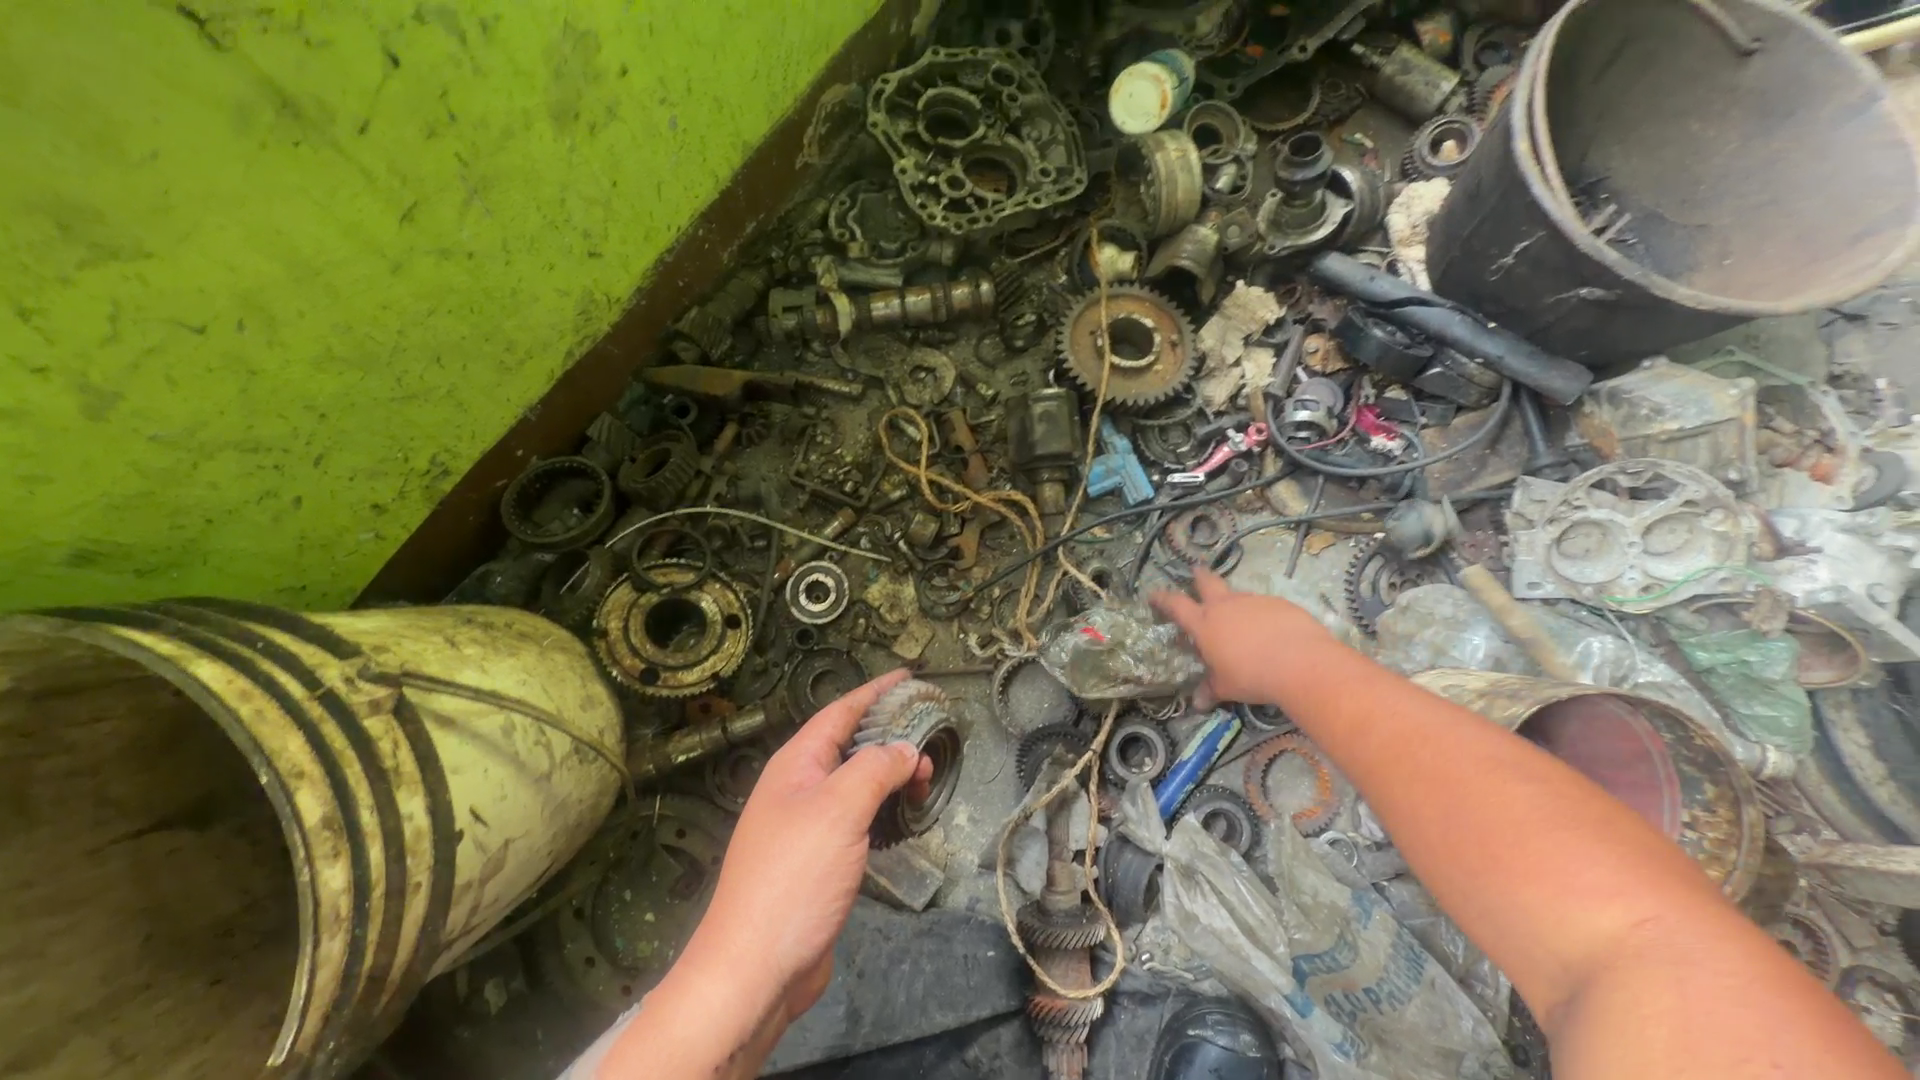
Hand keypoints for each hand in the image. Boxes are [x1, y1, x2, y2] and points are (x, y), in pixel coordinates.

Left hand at [682, 669, 932, 1020]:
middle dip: (890, 735)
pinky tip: (901, 819)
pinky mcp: (818, 862)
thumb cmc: (795, 877)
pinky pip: (856, 819)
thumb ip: (875, 770)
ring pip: (855, 784)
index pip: (839, 713)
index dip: (875, 692)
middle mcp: (797, 789)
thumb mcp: (839, 810)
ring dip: (890, 775)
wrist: (756, 967)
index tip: (910, 677)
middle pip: (849, 746)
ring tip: (926, 780)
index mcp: (795, 765)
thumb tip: (906, 748)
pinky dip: (882, 810)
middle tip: (933, 739)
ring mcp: (806, 827)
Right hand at [1151, 567, 1336, 706]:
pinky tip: (1272, 632)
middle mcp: (1226, 606)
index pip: (1176, 605)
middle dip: (1200, 577)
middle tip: (1196, 571)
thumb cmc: (1252, 676)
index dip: (1163, 599)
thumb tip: (1198, 703)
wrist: (1300, 662)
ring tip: (1243, 621)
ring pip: (1239, 596)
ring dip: (1236, 603)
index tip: (1153, 594)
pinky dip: (1263, 615)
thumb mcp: (1227, 687)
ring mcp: (1254, 601)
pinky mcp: (1280, 604)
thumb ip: (1211, 690)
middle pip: (1208, 582)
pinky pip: (1265, 606)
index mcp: (1205, 624)